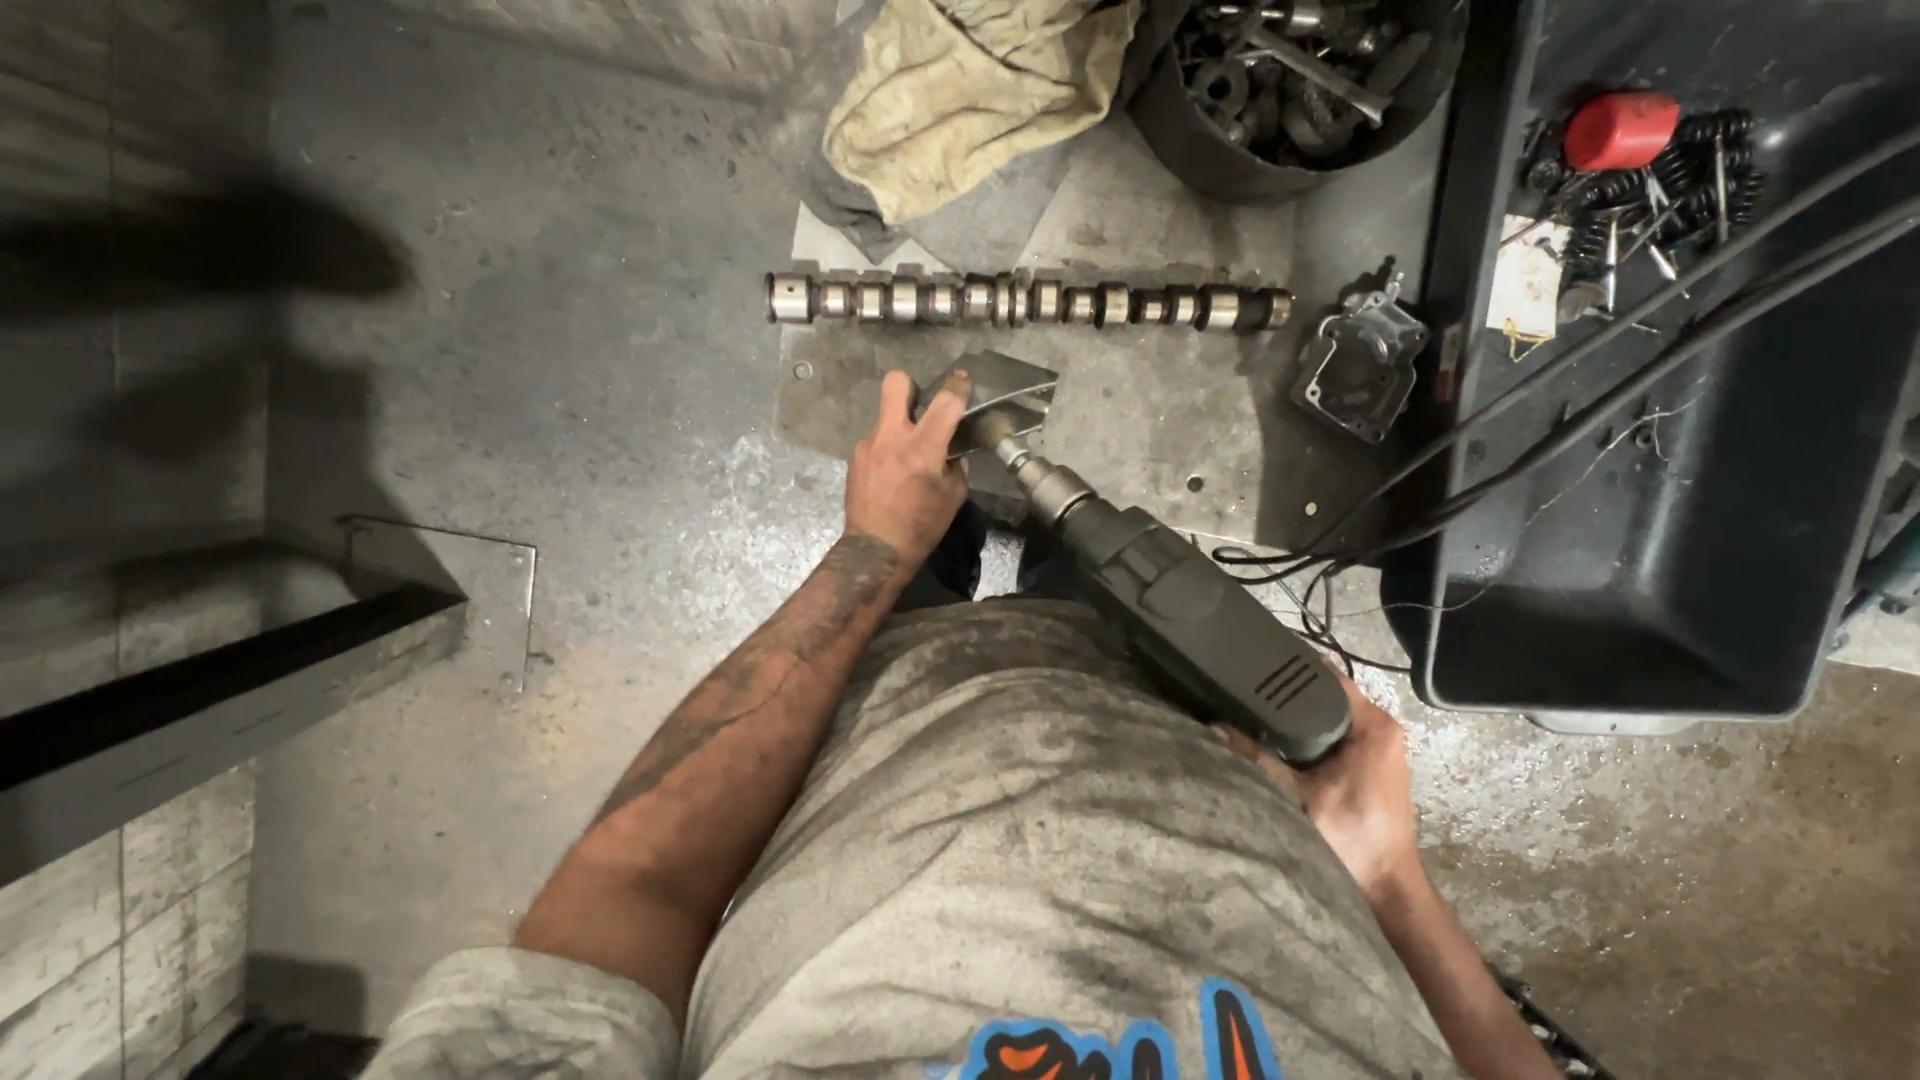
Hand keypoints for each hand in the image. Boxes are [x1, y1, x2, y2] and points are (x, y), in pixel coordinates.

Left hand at [844, 369, 971, 566]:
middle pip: (896, 382)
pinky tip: (891, 473)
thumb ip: (956, 466)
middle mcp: (892, 438)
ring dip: (898, 426)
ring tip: (906, 456)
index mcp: (922, 449)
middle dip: (911, 384)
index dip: (958, 385)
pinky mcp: (855, 457)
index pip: (945, 402)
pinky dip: (886, 449)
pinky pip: (876, 440)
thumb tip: (952, 451)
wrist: (875, 549)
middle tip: (920, 403)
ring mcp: (868, 445)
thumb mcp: (953, 497)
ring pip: (885, 415)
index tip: (962, 380)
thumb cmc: (921, 527)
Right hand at [1216, 674, 1424, 907]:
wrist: (1384, 888)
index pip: (1329, 676)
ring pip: (1330, 713)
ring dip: (1297, 710)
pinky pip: (1333, 732)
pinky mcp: (1369, 764)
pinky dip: (1307, 729)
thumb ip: (1257, 758)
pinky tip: (1274, 732)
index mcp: (1374, 726)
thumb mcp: (1297, 795)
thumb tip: (1215, 728)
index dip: (1292, 665)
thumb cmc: (1351, 837)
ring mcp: (1378, 747)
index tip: (1255, 657)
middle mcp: (1382, 729)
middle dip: (1289, 687)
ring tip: (1252, 700)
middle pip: (1328, 693)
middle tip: (1244, 679)